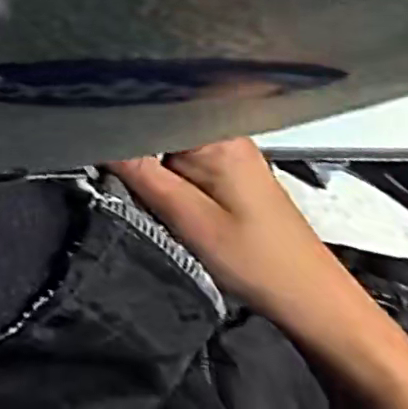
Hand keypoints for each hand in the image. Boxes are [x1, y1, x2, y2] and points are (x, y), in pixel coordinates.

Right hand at [107, 139, 345, 329]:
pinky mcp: (224, 164)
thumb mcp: (187, 217)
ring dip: (145, 157)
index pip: (147, 104)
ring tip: (150, 190)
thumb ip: (136, 170)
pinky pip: (177, 151)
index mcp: (215, 130)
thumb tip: (92, 134)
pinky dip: (162, 168)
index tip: (93, 136)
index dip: (116, 119)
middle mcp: (222, 128)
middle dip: (129, 140)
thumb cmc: (263, 264)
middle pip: (153, 116)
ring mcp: (225, 145)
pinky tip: (165, 193)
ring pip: (163, 134)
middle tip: (122, 175)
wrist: (315, 304)